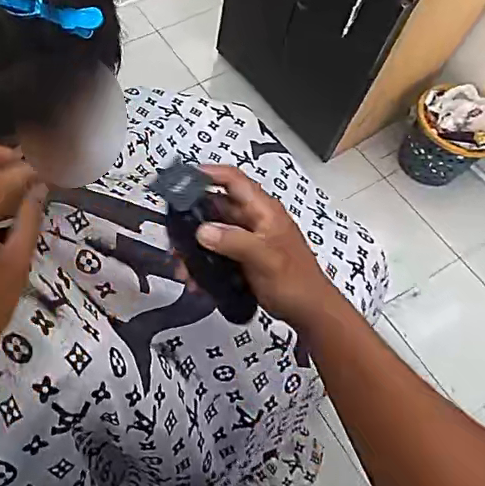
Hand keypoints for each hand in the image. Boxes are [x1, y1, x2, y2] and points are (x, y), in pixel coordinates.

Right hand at [194, 165, 344, 328]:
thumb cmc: (298, 283)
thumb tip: (204, 231)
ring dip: (197, 244)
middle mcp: (256, 220)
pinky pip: (219, 251)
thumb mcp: (265, 258)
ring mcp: (250, 238)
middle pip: (217, 205)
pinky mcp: (245, 257)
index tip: (184, 178)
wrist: (310, 311)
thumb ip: (234, 241)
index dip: (208, 174)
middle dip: (193, 217)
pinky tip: (197, 278)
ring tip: (183, 263)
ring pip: (215, 231)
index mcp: (264, 211)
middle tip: (175, 232)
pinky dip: (205, 261)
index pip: (233, 180)